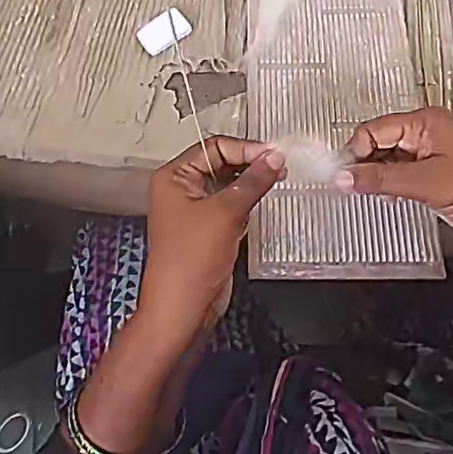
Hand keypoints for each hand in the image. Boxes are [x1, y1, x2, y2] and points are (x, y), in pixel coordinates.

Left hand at [138, 137, 284, 339]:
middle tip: (279, 166)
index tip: (273, 155)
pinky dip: (247, 202)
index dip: (245, 148)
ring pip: (228, 185)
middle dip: (250, 164)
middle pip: (221, 163)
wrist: (184, 305)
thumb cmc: (189, 262)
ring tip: (276, 180)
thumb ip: (252, 182)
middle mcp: (181, 190)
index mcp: (173, 177)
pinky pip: (231, 205)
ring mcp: (194, 210)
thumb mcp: (226, 213)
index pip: (213, 148)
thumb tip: (273, 159)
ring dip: (251, 183)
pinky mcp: (208, 228)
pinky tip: (263, 200)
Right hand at [337, 107, 452, 252]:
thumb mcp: (429, 183)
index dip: (355, 152)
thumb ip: (381, 179)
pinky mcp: (430, 177)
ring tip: (377, 193)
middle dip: (363, 165)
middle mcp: (426, 134)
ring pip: (384, 161)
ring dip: (375, 178)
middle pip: (376, 143)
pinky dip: (387, 187)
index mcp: (427, 122)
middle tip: (352, 186)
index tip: (341, 175)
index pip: (373, 130)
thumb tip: (344, 176)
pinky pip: (396, 176)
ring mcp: (428, 156)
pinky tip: (391, 197)